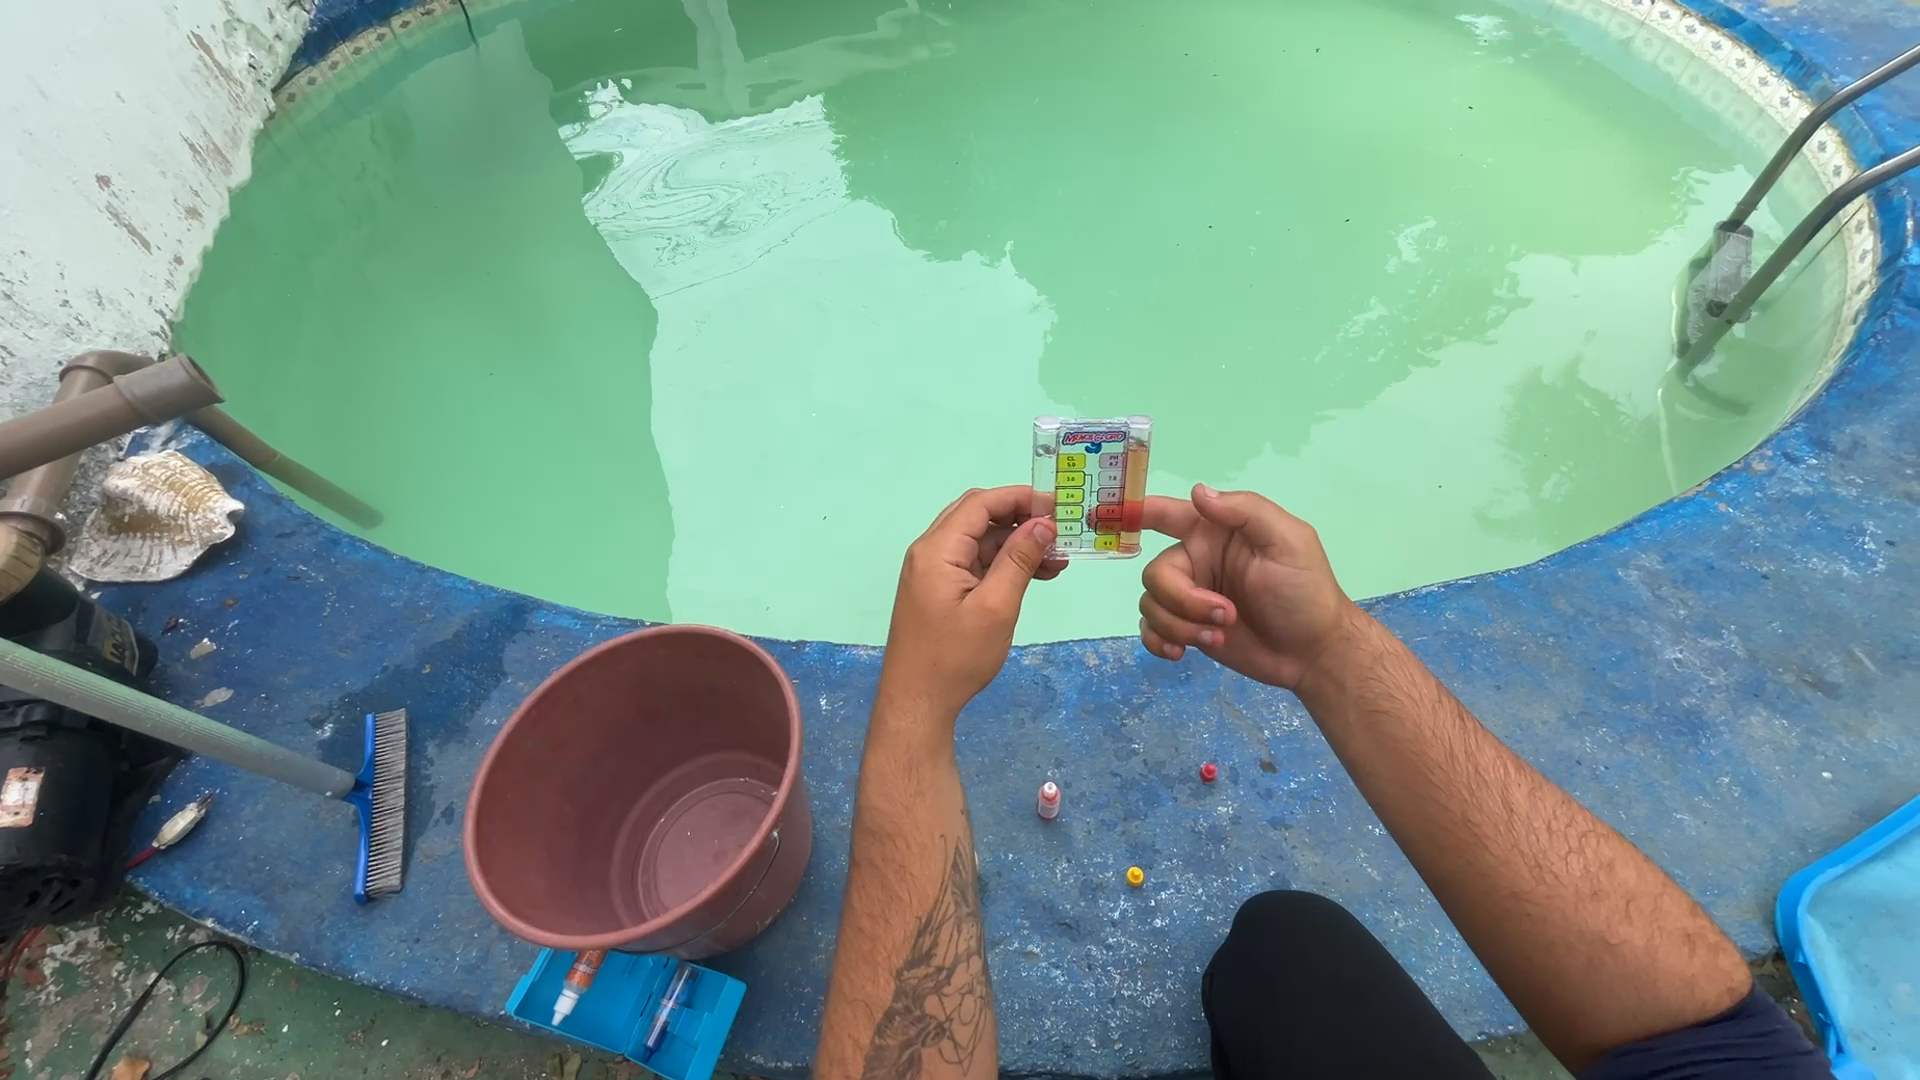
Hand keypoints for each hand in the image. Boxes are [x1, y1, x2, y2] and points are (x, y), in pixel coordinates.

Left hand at [879, 486, 1064, 721]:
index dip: (1020, 498)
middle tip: (1059, 532)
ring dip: (1016, 544)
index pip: (980, 503)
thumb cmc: (955, 658)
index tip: (1057, 507)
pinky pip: (974, 562)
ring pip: (979, 540)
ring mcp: (932, 570)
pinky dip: (1003, 563)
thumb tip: (1044, 523)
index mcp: (937, 550)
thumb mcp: (996, 608)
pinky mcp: (939, 589)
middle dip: (1020, 518)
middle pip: (978, 516)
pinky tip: (1035, 575)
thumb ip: (1019, 560)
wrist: (917, 702)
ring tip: (1057, 561)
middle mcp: (929, 552)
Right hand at [1137, 484, 1361, 689]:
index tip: (1102, 516)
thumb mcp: (1287, 540)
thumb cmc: (1304, 590)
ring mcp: (1188, 597)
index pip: (1166, 514)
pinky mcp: (1185, 628)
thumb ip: (1245, 510)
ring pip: (1151, 604)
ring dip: (1181, 625)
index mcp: (1213, 533)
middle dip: (1183, 600)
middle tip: (1224, 615)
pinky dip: (1158, 641)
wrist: (1312, 651)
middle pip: (1155, 574)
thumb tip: (1197, 493)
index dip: (1133, 511)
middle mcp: (1194, 562)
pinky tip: (1181, 653)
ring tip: (1219, 635)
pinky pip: (1150, 629)